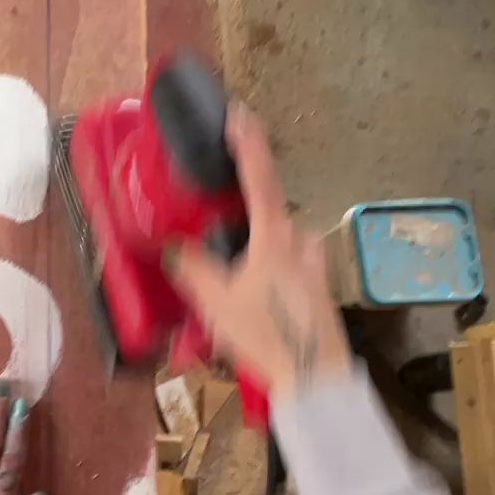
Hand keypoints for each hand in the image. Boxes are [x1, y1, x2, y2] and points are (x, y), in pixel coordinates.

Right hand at [168, 103, 349, 395]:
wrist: (315, 379)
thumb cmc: (266, 335)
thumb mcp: (216, 302)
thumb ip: (193, 267)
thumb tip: (176, 248)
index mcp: (274, 236)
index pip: (259, 176)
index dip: (247, 142)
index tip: (238, 115)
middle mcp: (299, 242)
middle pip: (266, 213)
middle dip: (241, 220)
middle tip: (214, 243)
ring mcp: (313, 265)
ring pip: (276, 243)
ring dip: (253, 253)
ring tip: (229, 287)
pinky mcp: (317, 287)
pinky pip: (286, 265)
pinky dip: (265, 273)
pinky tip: (252, 305)